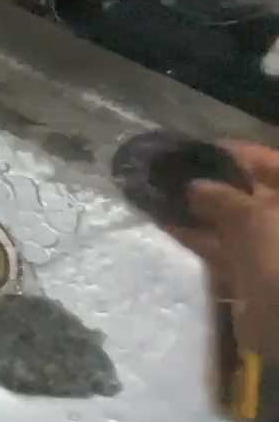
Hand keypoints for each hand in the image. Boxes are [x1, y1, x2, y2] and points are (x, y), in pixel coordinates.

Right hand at [168, 141, 278, 357]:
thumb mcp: (258, 222)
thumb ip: (223, 197)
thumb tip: (195, 184)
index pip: (275, 167)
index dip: (237, 154)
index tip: (193, 147)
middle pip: (254, 195)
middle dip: (210, 182)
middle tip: (166, 171)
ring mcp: (274, 252)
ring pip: (233, 221)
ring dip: (196, 208)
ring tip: (154, 194)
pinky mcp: (255, 274)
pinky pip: (223, 247)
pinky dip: (194, 235)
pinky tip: (163, 222)